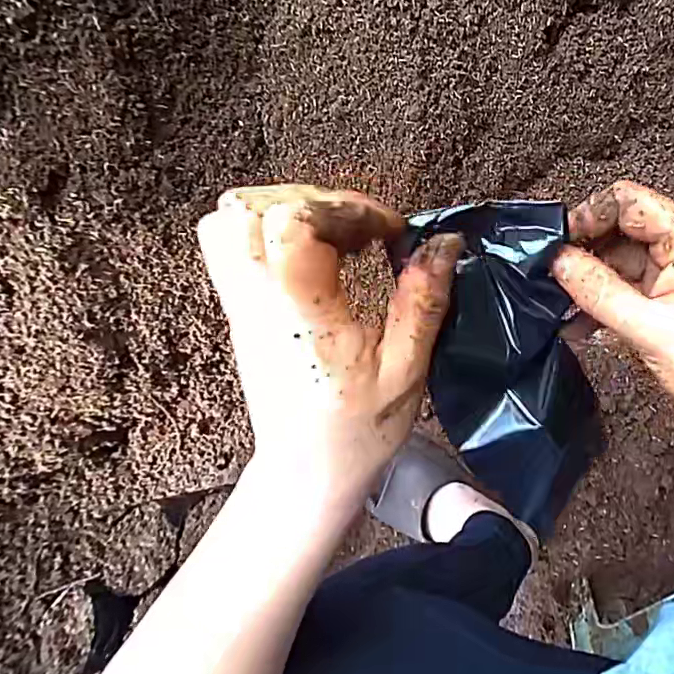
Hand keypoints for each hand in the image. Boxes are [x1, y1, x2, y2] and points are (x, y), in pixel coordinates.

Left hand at [197, 185, 459, 512]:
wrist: (306, 472)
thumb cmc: (358, 430)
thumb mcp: (407, 369)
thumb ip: (423, 300)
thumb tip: (443, 244)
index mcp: (301, 316)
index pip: (290, 222)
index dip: (346, 207)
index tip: (389, 231)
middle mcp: (258, 303)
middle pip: (252, 208)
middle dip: (320, 200)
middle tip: (364, 229)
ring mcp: (241, 305)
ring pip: (230, 220)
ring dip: (289, 208)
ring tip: (339, 234)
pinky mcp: (241, 309)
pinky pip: (233, 243)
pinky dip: (274, 228)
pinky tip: (320, 252)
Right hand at [551, 181, 673, 429]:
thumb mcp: (650, 328)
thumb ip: (598, 290)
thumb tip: (559, 261)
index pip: (629, 202)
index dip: (588, 216)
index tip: (558, 243)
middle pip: (624, 230)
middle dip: (586, 253)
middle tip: (554, 278)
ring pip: (626, 262)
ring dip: (593, 282)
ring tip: (564, 308)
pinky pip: (635, 289)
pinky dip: (609, 302)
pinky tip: (585, 324)